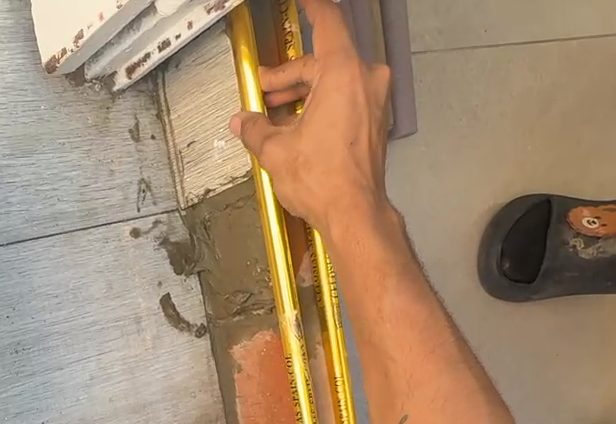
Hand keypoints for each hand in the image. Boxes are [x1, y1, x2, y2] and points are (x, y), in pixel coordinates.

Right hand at [226, 0, 393, 232]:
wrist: (352, 211)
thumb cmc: (321, 178)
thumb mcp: (276, 151)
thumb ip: (256, 129)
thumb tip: (241, 121)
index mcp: (342, 72)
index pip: (328, 24)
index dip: (313, 8)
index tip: (304, 0)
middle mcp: (364, 78)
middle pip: (321, 64)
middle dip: (289, 77)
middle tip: (262, 89)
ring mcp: (374, 100)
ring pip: (332, 84)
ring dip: (302, 95)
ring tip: (273, 114)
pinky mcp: (374, 121)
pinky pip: (344, 101)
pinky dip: (320, 107)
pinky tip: (297, 126)